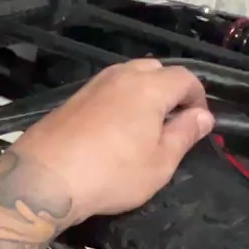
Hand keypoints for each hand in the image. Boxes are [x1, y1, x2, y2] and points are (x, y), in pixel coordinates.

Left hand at [9, 59, 212, 225]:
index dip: (199, 97)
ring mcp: (93, 85)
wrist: (45, 178)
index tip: (199, 123)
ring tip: (145, 129)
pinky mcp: (72, 99)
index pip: (185, 78)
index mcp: (149, 87)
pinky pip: (107, 91)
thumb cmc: (112, 174)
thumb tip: (203, 116)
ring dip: (144, 95)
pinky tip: (115, 132)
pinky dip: (120, 102)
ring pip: (129, 77)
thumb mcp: (160, 163)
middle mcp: (121, 76)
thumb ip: (184, 135)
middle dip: (171, 91)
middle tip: (173, 124)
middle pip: (156, 70)